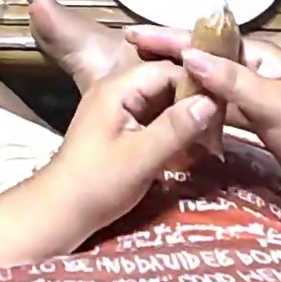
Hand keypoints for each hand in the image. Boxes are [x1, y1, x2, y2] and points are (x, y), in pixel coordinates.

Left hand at [36, 60, 220, 235]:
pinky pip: (152, 116)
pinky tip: (189, 148)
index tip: (222, 107)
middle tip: (219, 127)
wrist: (57, 212)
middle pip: (164, 82)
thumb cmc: (97, 184)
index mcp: (118, 86)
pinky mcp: (119, 124)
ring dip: (184, 116)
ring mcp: (117, 106)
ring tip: (210, 139)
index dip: (196, 84)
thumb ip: (175, 128)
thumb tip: (210, 101)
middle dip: (192, 101)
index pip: (166, 69)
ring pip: (161, 100)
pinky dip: (171, 128)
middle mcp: (117, 87)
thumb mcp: (141, 158)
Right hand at [125, 27, 280, 213]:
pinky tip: (178, 112)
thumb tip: (189, 52)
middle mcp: (256, 70)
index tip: (133, 34)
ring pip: (209, 83)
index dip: (169, 36)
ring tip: (144, 80)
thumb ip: (232, 80)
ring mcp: (257, 97)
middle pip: (204, 58)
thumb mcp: (276, 104)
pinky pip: (219, 108)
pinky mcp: (258, 123)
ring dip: (180, 80)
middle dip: (169, 54)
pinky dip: (197, 106)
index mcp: (262, 56)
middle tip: (131, 54)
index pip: (207, 41)